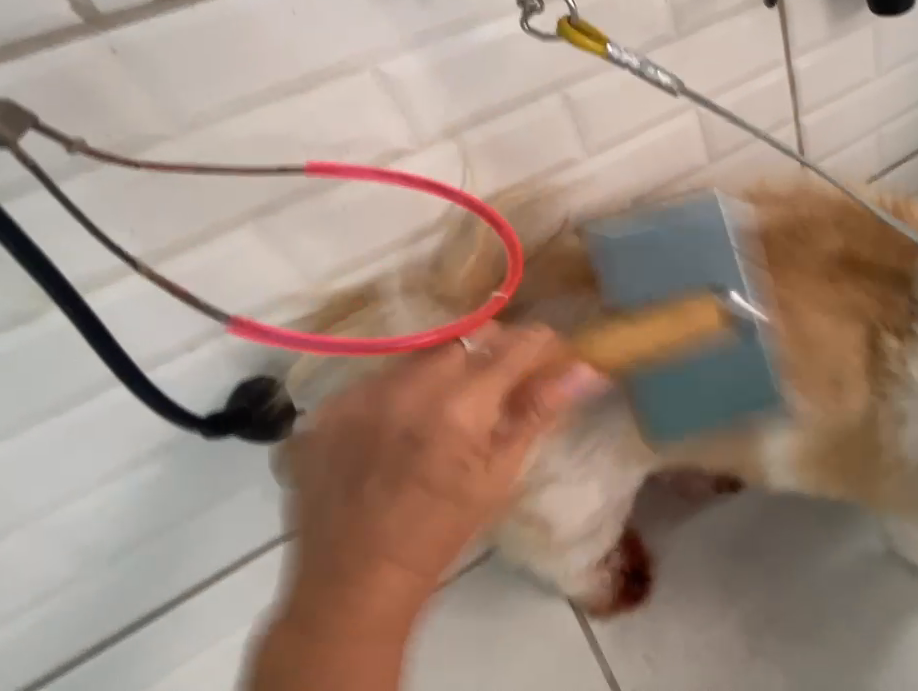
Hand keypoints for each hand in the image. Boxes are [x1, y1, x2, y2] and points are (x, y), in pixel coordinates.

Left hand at [277, 322, 605, 632]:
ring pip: (426, 351)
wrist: (352, 581)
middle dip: (496, 352)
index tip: (553, 363)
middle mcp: (409, 385)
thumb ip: (540, 410)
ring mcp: (363, 393)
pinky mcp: (330, 407)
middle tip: (503, 386)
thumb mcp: (501, 473)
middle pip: (473, 337)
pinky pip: (383, 375)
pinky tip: (404, 425)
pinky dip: (404, 389)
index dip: (544, 347)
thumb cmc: (442, 530)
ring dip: (449, 367)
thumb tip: (588, 369)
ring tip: (450, 407)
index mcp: (461, 406)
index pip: (520, 342)